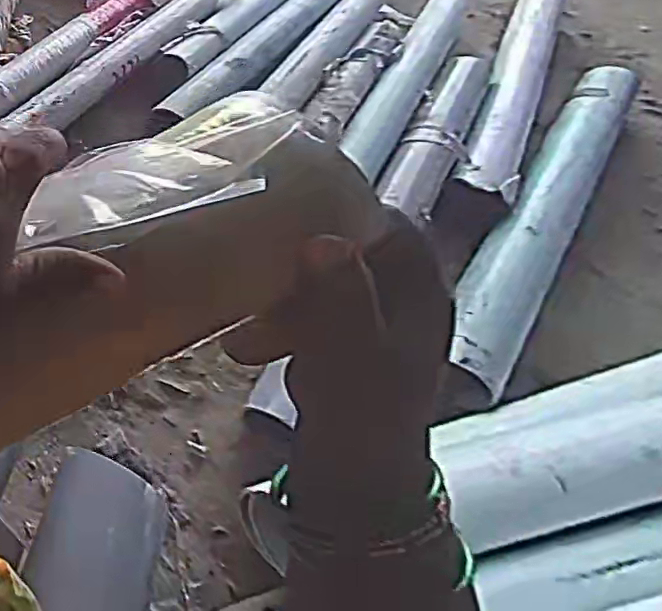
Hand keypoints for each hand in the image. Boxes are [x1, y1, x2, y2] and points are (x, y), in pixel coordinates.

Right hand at [222, 208, 451, 433]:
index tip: (290, 191)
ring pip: (320, 268)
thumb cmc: (361, 410)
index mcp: (418, 290)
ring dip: (279, 281)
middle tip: (254, 246)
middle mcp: (398, 292)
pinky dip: (277, 306)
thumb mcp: (348, 351)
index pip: (387, 221)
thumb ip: (340, 297)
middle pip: (346, 240)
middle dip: (295, 245)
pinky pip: (304, 296)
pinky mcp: (339, 328)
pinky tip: (248, 333)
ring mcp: (368, 310)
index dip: (343, 201)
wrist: (353, 471)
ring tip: (244, 304)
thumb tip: (324, 240)